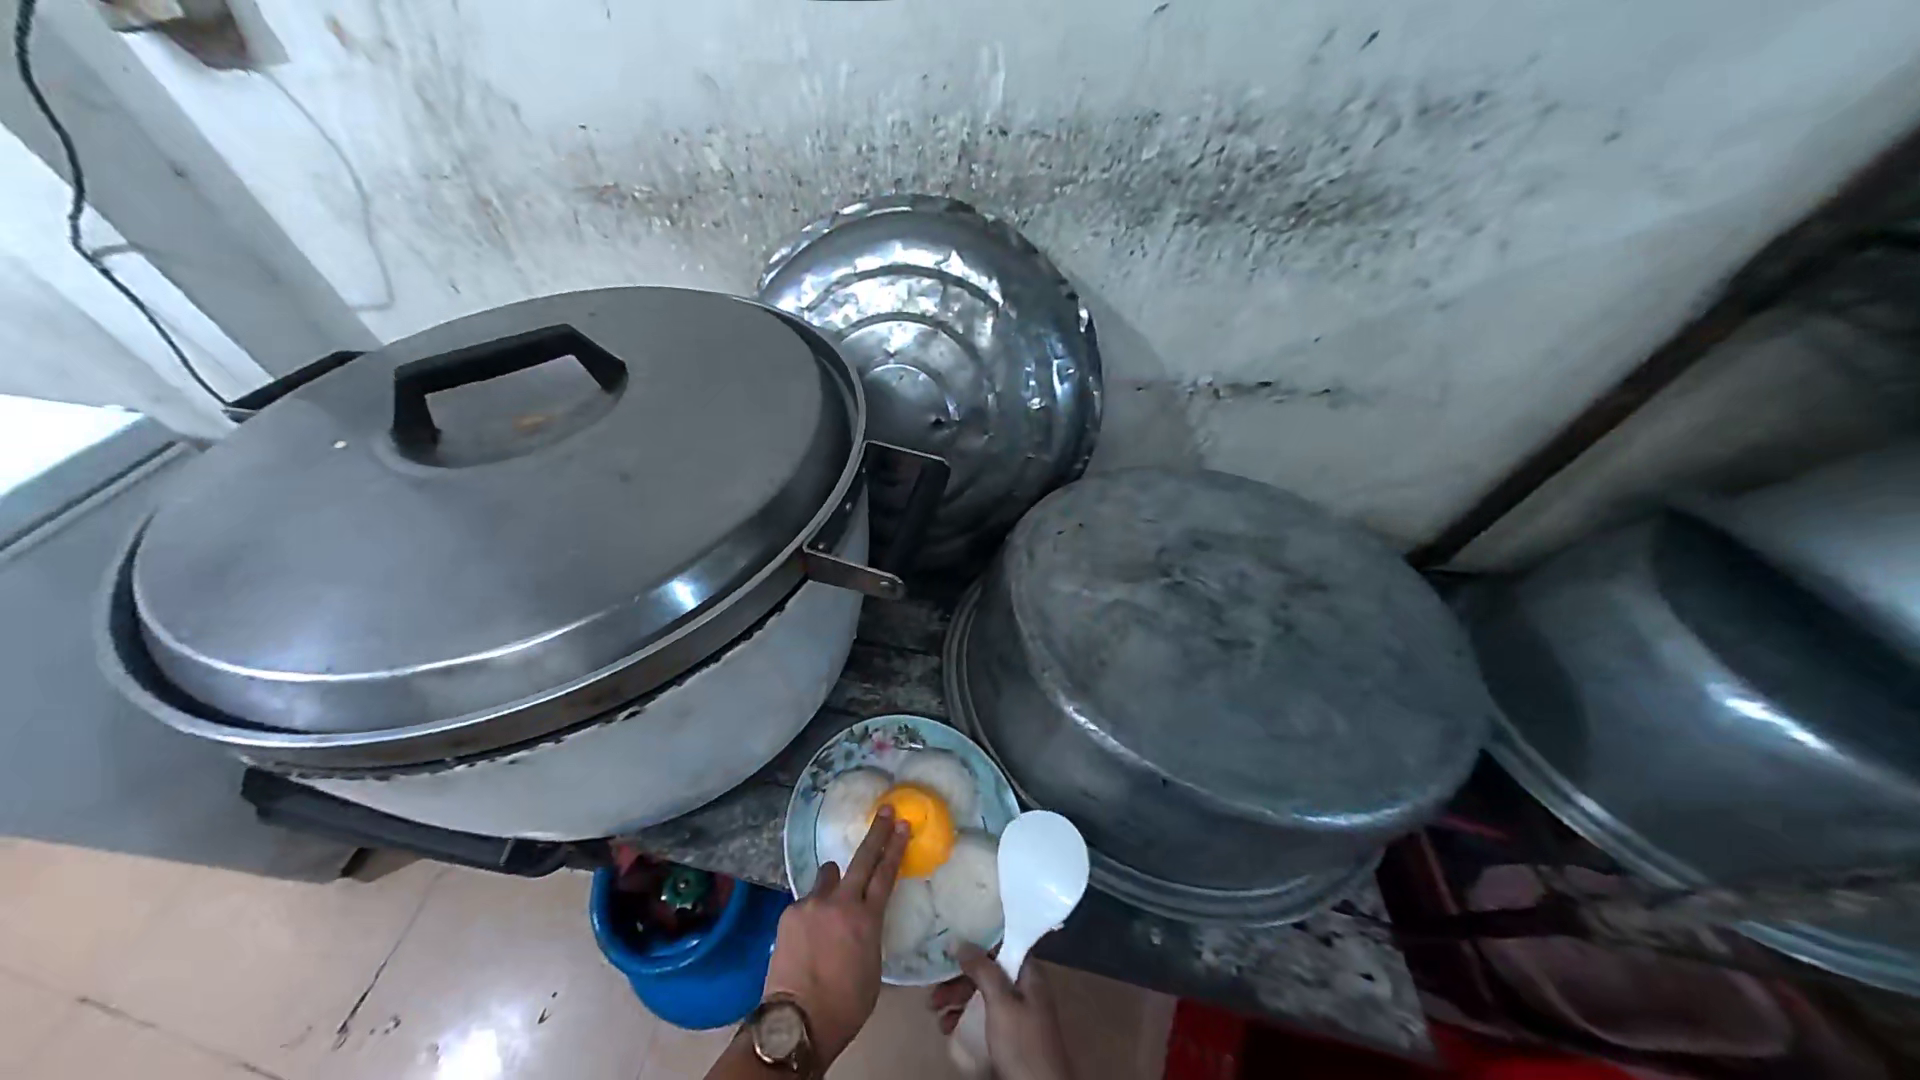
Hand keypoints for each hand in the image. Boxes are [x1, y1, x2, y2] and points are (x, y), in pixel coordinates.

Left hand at [763, 806, 909, 1064]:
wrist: (797, 1022)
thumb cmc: (845, 1005)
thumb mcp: (872, 967)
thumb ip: (869, 933)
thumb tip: (862, 922)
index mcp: (867, 919)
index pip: (886, 874)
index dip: (896, 847)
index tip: (903, 825)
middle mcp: (840, 902)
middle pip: (863, 859)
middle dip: (877, 834)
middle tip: (886, 812)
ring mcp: (812, 905)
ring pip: (827, 877)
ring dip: (834, 882)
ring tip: (831, 904)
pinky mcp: (789, 913)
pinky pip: (806, 903)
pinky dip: (811, 912)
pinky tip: (807, 937)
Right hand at [930, 944, 1074, 1079]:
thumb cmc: (1021, 1042)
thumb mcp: (1000, 1002)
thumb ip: (982, 969)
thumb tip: (959, 940)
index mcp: (1028, 973)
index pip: (1001, 945)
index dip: (976, 943)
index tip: (951, 945)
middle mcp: (1022, 988)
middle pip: (986, 972)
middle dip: (959, 978)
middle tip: (935, 989)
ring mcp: (1015, 1013)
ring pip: (981, 995)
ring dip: (956, 998)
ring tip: (934, 1010)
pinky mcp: (1006, 1035)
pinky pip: (981, 1017)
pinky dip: (963, 1018)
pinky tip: (947, 1028)